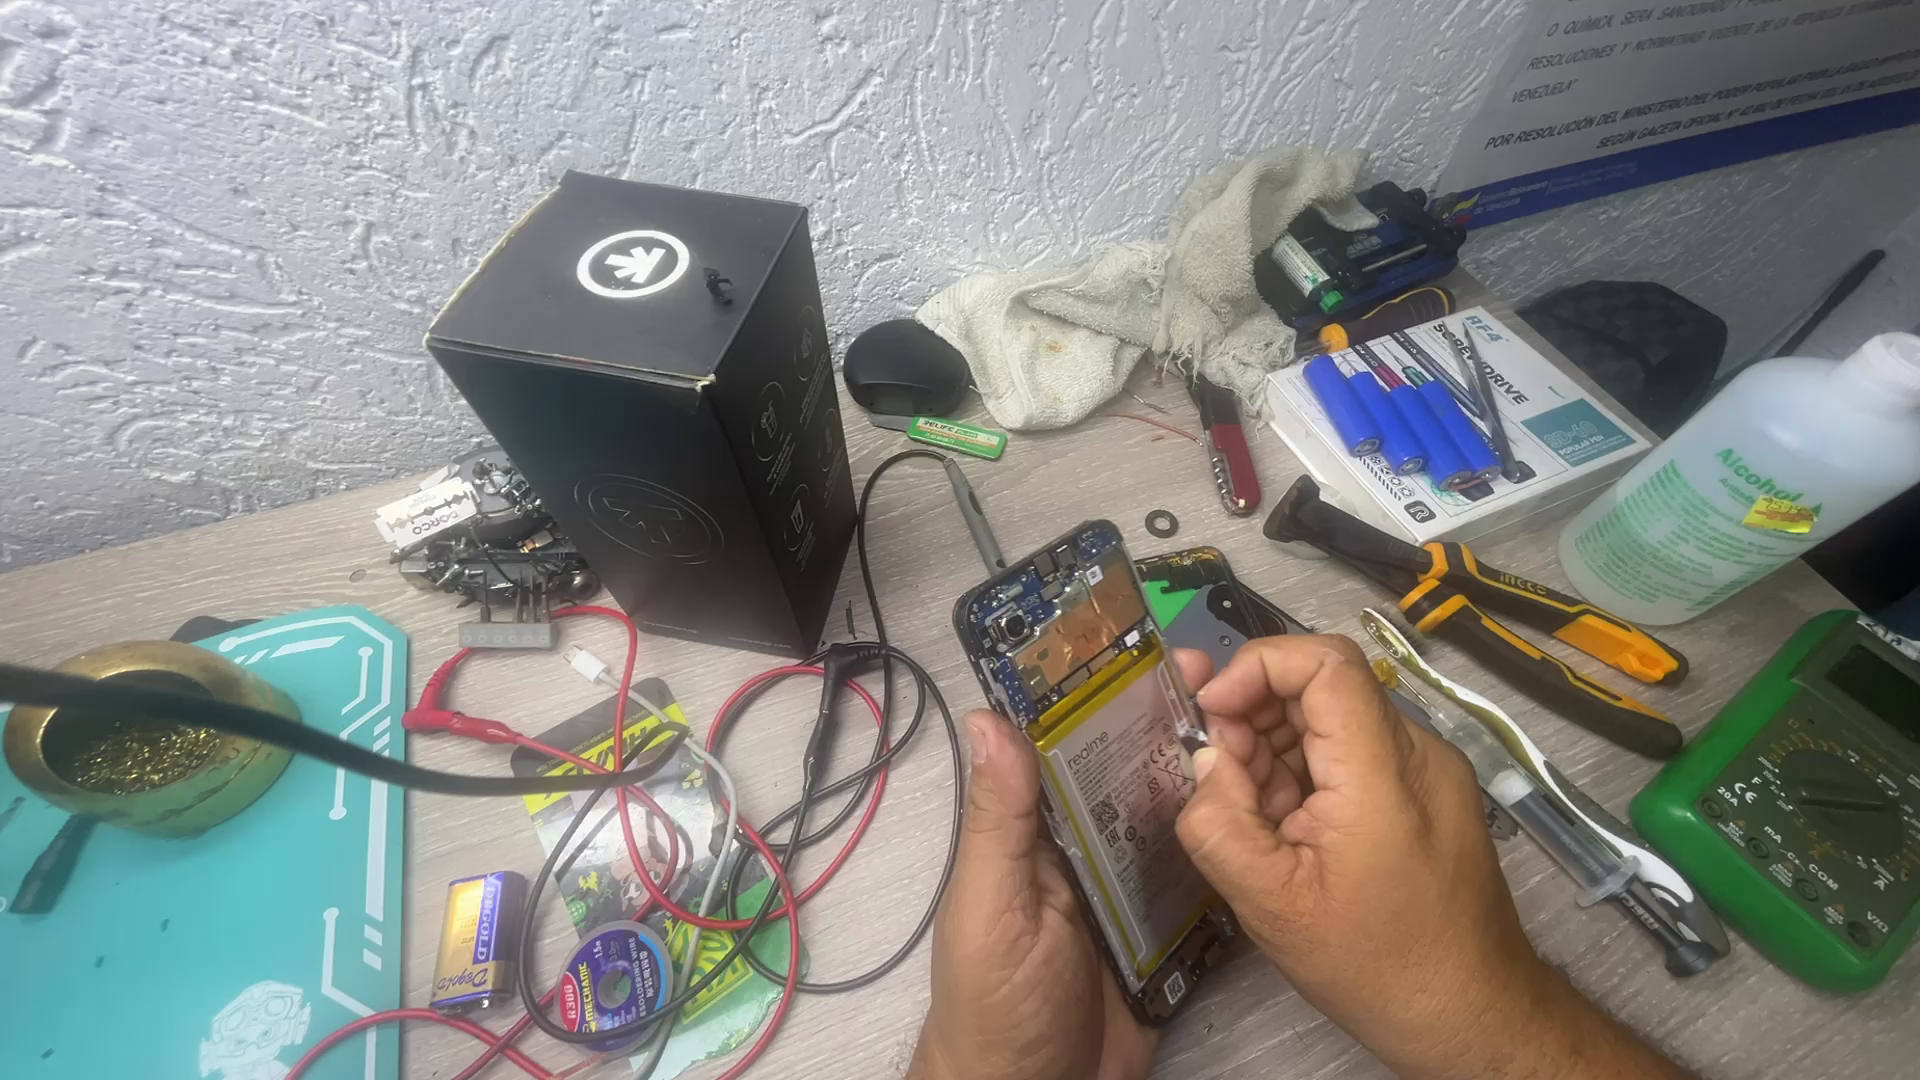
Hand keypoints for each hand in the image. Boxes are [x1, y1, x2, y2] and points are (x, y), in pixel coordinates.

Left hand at [907, 650, 1209, 1079]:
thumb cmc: (996, 998)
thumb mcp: (992, 903)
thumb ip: (998, 819)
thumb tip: (986, 717)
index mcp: (1033, 823)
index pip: (1064, 742)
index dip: (1101, 694)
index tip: (1143, 654)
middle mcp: (1078, 839)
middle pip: (1122, 767)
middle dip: (1162, 721)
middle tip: (1214, 679)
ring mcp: (1122, 879)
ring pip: (1163, 811)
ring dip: (1198, 771)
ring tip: (1248, 726)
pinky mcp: (1160, 923)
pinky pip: (1193, 872)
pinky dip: (1220, 841)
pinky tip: (1258, 807)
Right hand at [1175, 634, 1689, 1079]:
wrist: (1480, 1022)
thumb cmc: (1378, 968)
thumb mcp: (1271, 905)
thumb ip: (1217, 824)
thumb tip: (1208, 759)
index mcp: (1384, 775)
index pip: (1325, 663)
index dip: (1256, 666)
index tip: (1213, 708)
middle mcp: (1414, 752)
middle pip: (1318, 683)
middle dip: (1252, 710)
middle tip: (1221, 770)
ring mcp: (1422, 767)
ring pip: (1326, 713)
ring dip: (1270, 740)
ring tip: (1251, 804)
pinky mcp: (1418, 786)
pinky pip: (1344, 745)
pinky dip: (1297, 764)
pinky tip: (1283, 817)